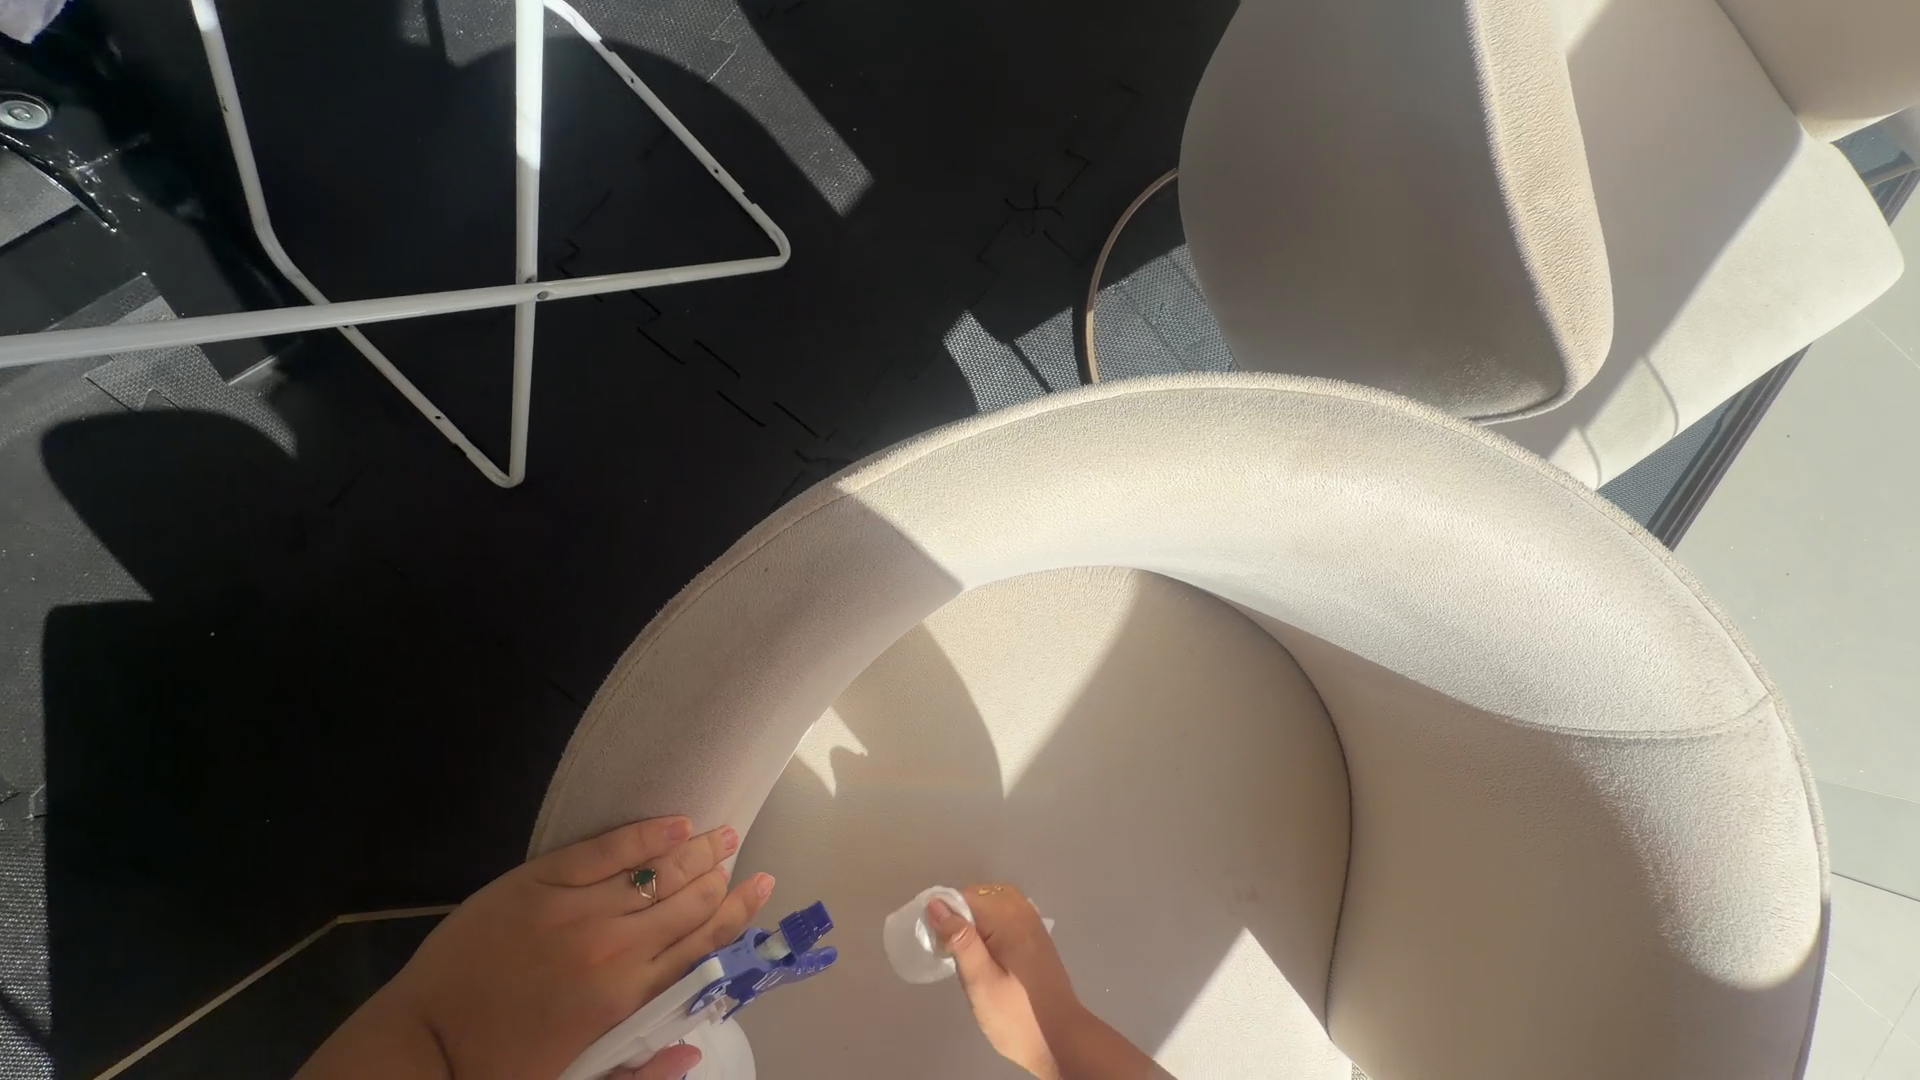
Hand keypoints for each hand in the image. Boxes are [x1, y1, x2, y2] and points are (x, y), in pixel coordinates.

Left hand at [299, 816, 775, 1079]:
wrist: (418, 1048)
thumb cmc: (500, 1069)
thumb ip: (639, 1070)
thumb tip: (696, 1047)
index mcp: (626, 997)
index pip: (701, 943)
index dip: (737, 911)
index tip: (763, 884)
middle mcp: (615, 947)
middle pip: (688, 900)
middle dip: (721, 873)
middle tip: (739, 850)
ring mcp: (579, 908)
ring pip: (659, 870)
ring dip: (697, 850)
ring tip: (722, 831)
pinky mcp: (543, 880)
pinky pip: (608, 847)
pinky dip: (648, 833)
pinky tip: (676, 821)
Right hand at [929, 884, 1079, 1079]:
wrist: (1061, 1039)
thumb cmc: (1016, 1015)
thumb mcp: (980, 982)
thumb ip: (960, 940)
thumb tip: (936, 904)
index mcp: (1008, 917)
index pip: (964, 896)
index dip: (947, 918)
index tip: (944, 949)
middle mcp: (1022, 909)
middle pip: (978, 896)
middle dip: (961, 919)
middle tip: (959, 958)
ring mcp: (1031, 920)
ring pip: (991, 903)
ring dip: (975, 922)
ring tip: (972, 958)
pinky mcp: (1035, 934)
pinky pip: (1004, 914)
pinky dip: (990, 926)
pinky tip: (990, 956)